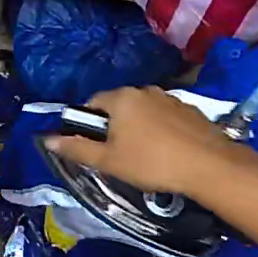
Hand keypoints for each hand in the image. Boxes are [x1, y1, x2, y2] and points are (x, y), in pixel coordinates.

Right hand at [43, 86, 246, 196]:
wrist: (210, 166)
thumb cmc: (151, 163)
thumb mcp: (108, 161)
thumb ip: (77, 148)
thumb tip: (47, 139)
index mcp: (121, 98)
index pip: (92, 103)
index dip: (86, 124)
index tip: (92, 146)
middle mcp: (144, 90)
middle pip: (118, 106)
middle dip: (113, 126)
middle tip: (116, 155)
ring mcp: (170, 98)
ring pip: (143, 111)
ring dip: (138, 128)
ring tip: (144, 156)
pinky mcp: (190, 110)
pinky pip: (164, 117)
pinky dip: (160, 131)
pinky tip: (166, 152)